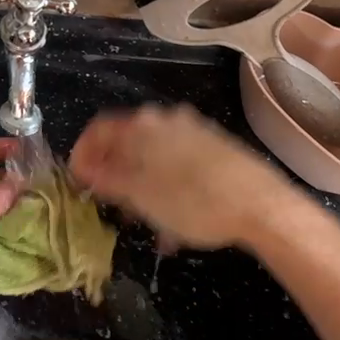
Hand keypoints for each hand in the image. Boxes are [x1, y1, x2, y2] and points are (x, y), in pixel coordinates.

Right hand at [68, 104, 303, 250]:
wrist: (262, 206)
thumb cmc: (193, 201)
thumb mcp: (141, 195)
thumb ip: (106, 177)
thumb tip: (82, 166)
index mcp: (142, 125)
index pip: (99, 128)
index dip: (84, 152)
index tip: (77, 179)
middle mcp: (164, 119)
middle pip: (128, 141)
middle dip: (116, 172)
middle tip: (112, 204)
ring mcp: (193, 130)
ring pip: (154, 155)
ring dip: (143, 184)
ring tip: (148, 221)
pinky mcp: (215, 146)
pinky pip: (179, 162)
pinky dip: (168, 184)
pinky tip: (177, 218)